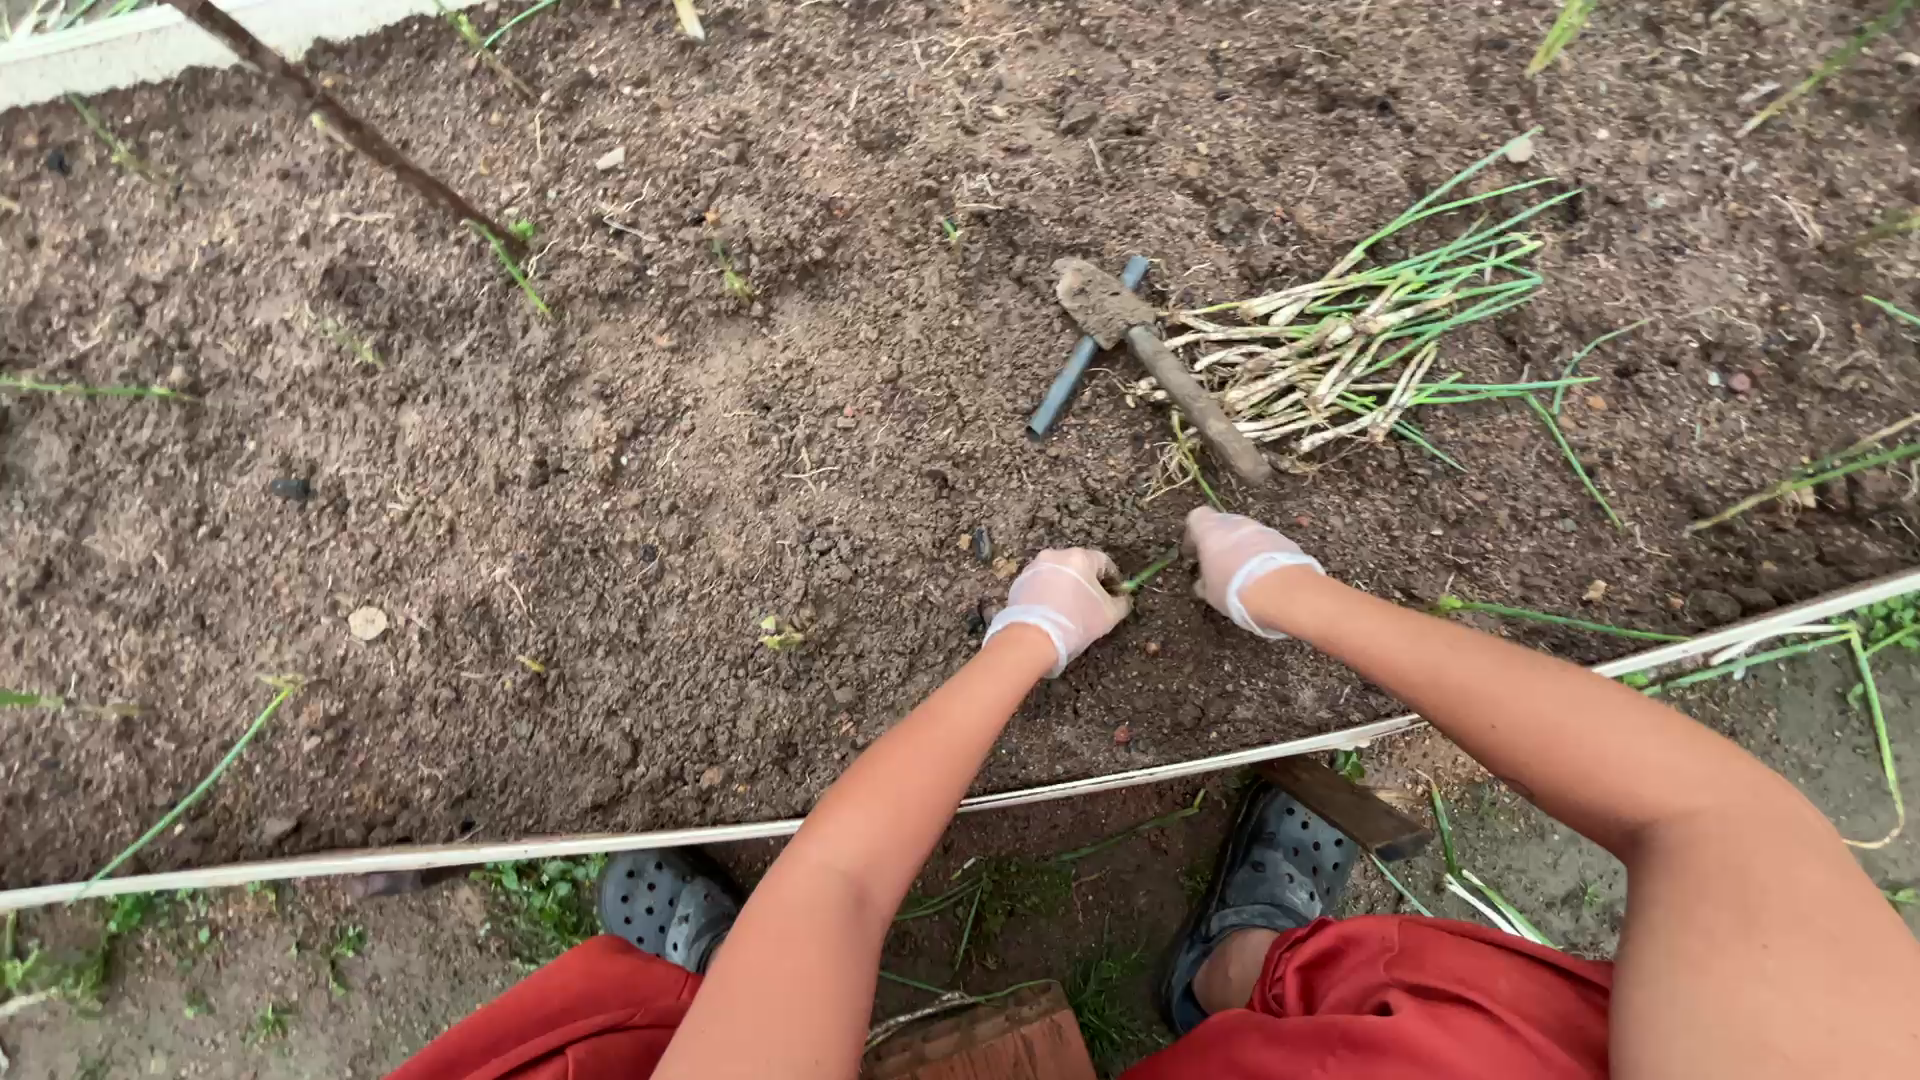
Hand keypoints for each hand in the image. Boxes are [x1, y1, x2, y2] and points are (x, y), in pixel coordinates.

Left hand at [984, 549, 1131, 676]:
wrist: (1033, 637)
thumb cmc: (1076, 621)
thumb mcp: (1110, 615)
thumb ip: (1122, 602)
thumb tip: (1123, 598)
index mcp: (1079, 558)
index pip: (1104, 562)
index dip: (1113, 579)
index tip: (1115, 594)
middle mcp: (1055, 556)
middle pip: (1079, 565)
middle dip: (1088, 581)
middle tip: (1093, 603)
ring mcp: (1034, 567)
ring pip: (1058, 574)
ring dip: (1067, 586)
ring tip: (1070, 608)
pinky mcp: (1019, 582)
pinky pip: (1041, 584)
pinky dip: (1049, 593)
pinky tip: (1052, 611)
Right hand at [1184, 507, 1322, 638]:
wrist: (1282, 591)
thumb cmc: (1234, 589)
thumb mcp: (1210, 592)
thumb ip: (1205, 581)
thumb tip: (1203, 583)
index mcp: (1211, 530)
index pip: (1196, 517)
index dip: (1193, 535)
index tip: (1193, 554)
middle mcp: (1236, 523)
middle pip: (1222, 524)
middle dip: (1219, 542)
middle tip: (1218, 565)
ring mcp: (1262, 529)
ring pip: (1246, 534)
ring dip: (1241, 548)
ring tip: (1243, 574)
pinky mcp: (1284, 540)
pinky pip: (1266, 544)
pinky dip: (1261, 555)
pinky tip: (1263, 576)